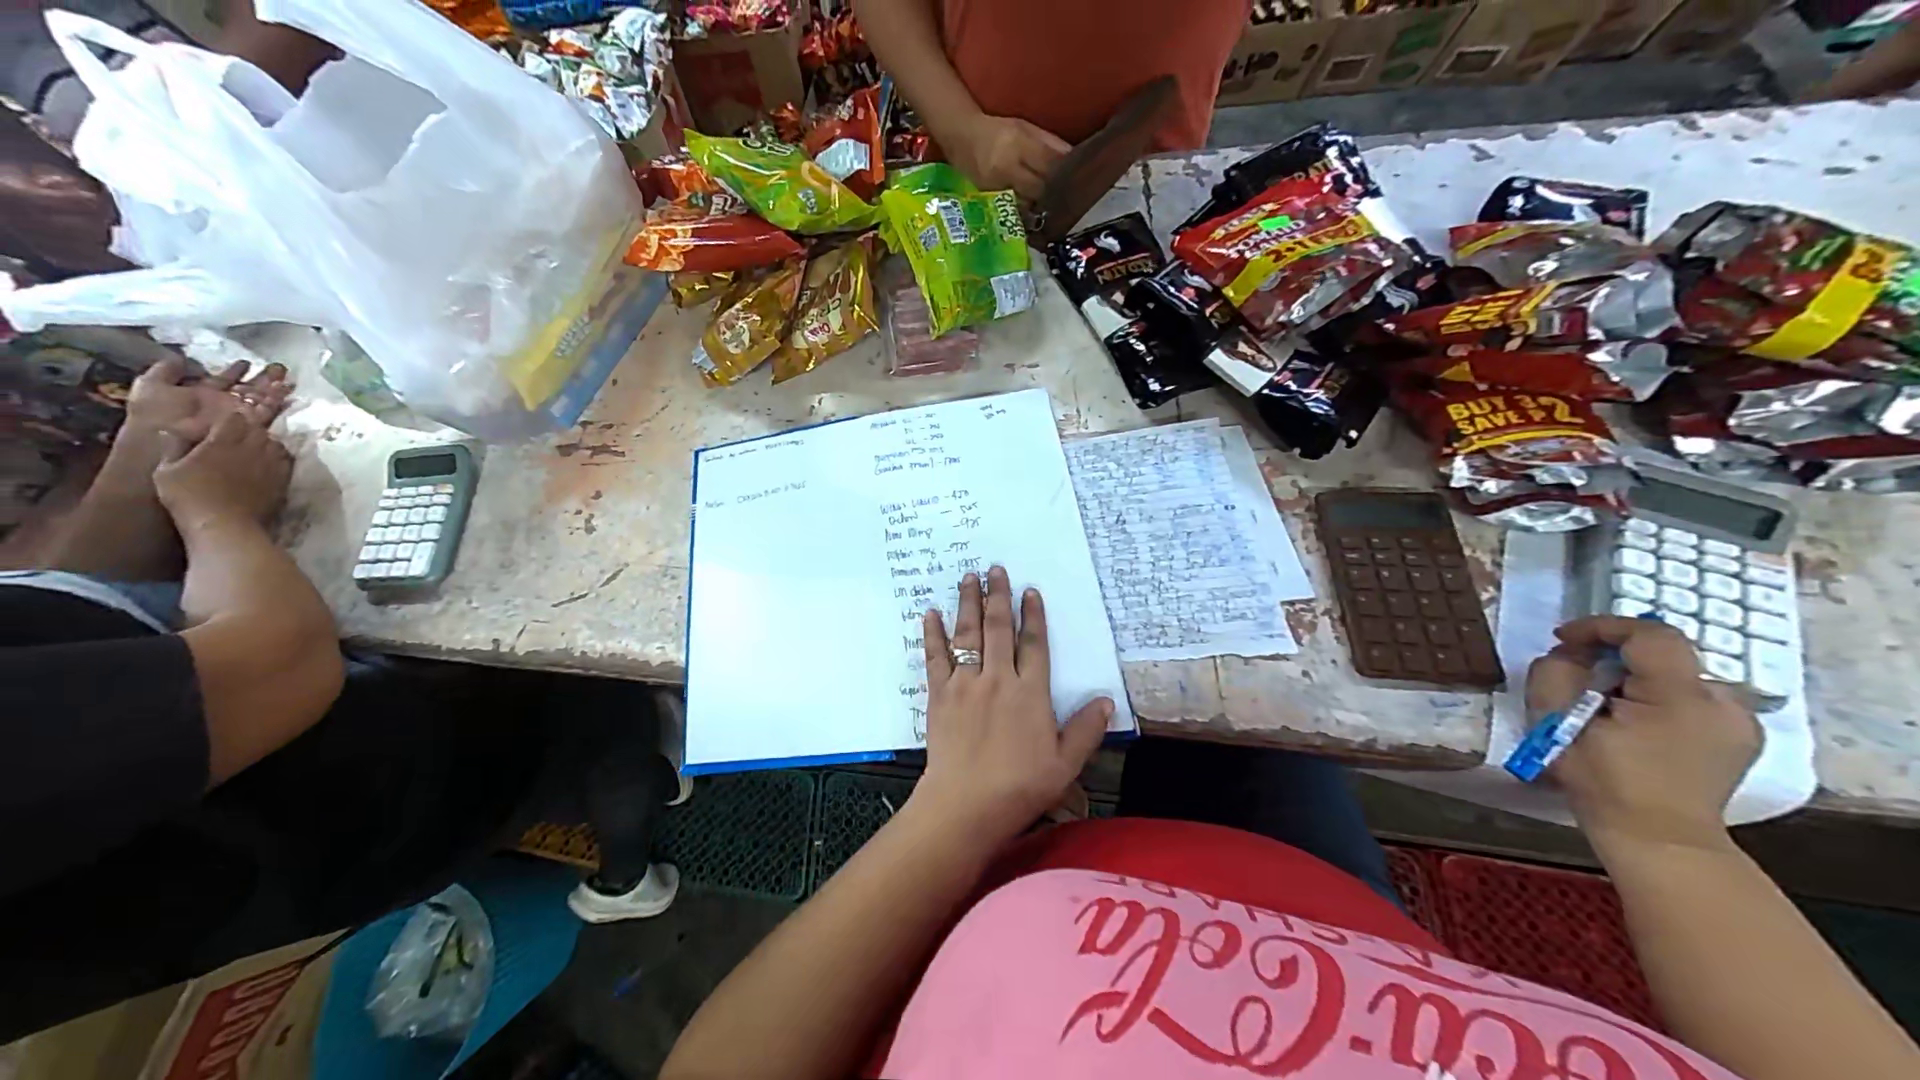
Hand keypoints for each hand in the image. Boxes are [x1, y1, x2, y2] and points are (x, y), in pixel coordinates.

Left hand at [126, 356, 291, 445]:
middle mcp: (224, 403)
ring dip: (273, 386)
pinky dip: (277, 399)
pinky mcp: (250, 423)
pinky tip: (285, 387)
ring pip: (262, 397)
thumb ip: (165, 371)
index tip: (247, 362)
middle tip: (279, 366)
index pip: (224, 380)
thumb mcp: (151, 385)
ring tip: (285, 373)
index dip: (235, 371)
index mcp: (203, 393)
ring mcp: (239, 413)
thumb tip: (180, 357)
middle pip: (248, 388)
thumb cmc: (155, 411)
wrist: (166, 436)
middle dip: (263, 378)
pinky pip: (268, 410)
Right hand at [153, 411, 293, 531]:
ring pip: (275, 443)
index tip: (218, 423)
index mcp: (223, 442)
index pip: (234, 418)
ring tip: (251, 448)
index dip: (227, 418)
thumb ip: (174, 447)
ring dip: (264, 442)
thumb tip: (173, 431)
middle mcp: (252, 449)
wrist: (225, 523)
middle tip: (234, 436)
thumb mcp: (167, 470)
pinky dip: (277, 456)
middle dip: (247, 428)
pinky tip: (266, 462)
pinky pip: (286, 460)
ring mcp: (272, 464)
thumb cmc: (188, 496)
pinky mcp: (283, 478)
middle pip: (257, 429)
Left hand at [914, 567, 1113, 840]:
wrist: (966, 804)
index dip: (1033, 615)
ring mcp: (965, 684)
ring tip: (968, 578)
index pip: (1034, 644)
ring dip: (968, 603)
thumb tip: (1106, 700)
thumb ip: (1086, 730)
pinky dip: (933, 633)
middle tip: (995, 569)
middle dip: (998, 596)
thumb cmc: (1020, 786)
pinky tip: (931, 613)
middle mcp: (998, 679)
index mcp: (1030, 693)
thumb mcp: (1065, 763)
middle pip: (999, 628)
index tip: (1030, 591)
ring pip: (968, 634)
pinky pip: (935, 657)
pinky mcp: (939, 695)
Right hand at [942, 114, 1071, 202]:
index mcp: (1018, 143)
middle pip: (1040, 188)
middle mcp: (1007, 166)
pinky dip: (1027, 210)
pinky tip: (1035, 210)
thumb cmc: (999, 131)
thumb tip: (1075, 159)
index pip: (1049, 163)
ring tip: (1054, 206)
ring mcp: (997, 186)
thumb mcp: (1025, 127)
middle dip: (1055, 193)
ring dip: (1042, 205)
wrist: (963, 139)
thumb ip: (1050, 143)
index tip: (1080, 179)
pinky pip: (1015, 209)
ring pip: (1028, 203)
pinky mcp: (991, 199)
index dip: (1066, 173)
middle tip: (1069, 197)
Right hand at [1527, 615, 1761, 847]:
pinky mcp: (1739, 737)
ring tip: (1604, 705)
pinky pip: (1691, 698)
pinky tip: (1634, 723)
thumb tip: (1570, 653)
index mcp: (1683, 698)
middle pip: (1662, 655)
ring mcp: (1740, 722)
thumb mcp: (1558, 723)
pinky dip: (1657, 697)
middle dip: (1614, 658)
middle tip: (1578, 677)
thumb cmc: (1603, 783)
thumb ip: (1556, 674)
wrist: (1658, 841)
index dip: (1602, 626)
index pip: (1650, 634)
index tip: (1563, 638)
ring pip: (1675, 676)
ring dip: (1635, 678)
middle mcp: (1725, 703)